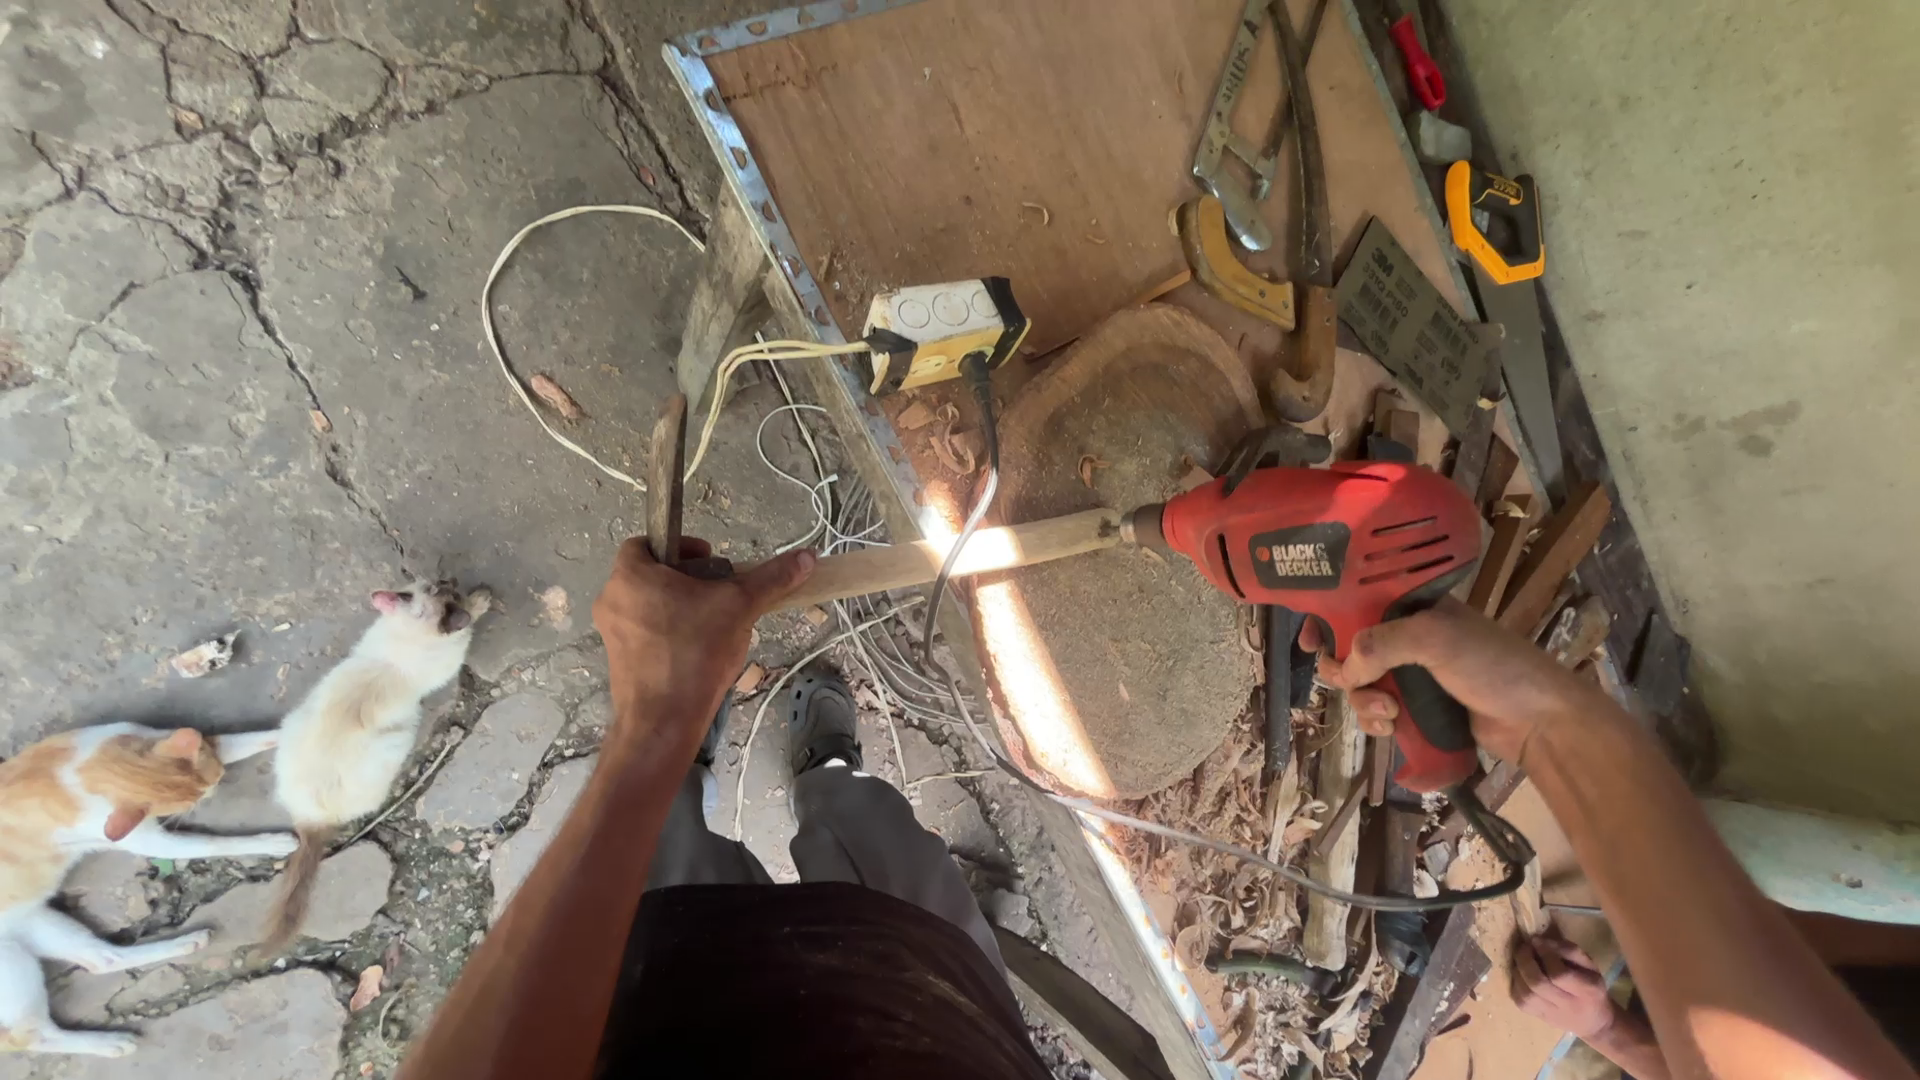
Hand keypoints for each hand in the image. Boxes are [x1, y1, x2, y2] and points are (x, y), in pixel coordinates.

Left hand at [592, 537, 813, 742]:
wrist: (664, 721)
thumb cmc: (695, 652)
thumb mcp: (740, 607)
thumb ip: (772, 578)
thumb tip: (806, 555)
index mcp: (630, 576)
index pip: (647, 542)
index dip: (681, 546)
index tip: (710, 561)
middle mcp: (612, 599)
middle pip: (652, 574)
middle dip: (688, 579)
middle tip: (719, 592)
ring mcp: (612, 632)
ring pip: (650, 604)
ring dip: (681, 605)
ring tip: (714, 623)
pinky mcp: (618, 659)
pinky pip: (645, 632)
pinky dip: (670, 632)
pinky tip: (699, 650)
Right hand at [1300, 598, 1603, 763]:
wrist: (1541, 723)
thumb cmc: (1494, 666)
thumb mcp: (1435, 639)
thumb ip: (1380, 645)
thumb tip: (1344, 671)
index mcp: (1410, 609)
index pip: (1354, 604)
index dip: (1327, 618)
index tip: (1311, 640)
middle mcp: (1405, 638)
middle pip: (1347, 649)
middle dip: (1343, 670)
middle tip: (1348, 681)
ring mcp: (1410, 675)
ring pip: (1358, 686)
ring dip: (1364, 703)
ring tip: (1389, 715)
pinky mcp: (1415, 709)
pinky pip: (1375, 713)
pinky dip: (1376, 723)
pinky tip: (1392, 729)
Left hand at [1512, 934, 1619, 1039]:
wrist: (1594, 1023)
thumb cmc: (1590, 988)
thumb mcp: (1589, 967)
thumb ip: (1568, 950)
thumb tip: (1540, 940)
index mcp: (1588, 993)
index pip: (1559, 974)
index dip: (1544, 954)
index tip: (1536, 940)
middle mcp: (1570, 1007)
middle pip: (1538, 983)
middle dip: (1525, 960)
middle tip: (1525, 947)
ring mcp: (1553, 1016)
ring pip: (1526, 994)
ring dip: (1518, 971)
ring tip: (1522, 960)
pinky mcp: (1539, 1018)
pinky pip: (1520, 1001)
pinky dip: (1515, 984)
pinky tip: (1521, 975)